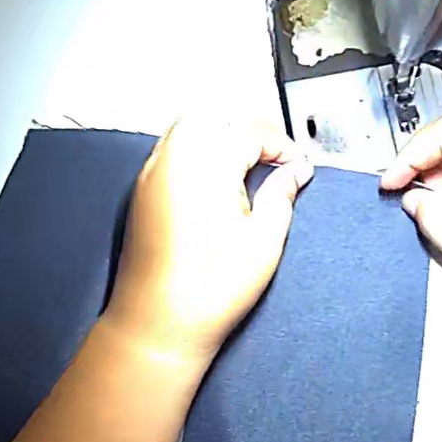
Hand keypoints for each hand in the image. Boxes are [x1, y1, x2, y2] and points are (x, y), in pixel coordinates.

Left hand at [104, 118, 313, 361]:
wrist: (159, 324)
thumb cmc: (209, 289)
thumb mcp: (265, 240)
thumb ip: (282, 195)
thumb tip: (295, 173)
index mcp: (207, 163)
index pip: (251, 130)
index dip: (282, 146)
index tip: (298, 166)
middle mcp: (173, 159)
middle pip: (217, 118)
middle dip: (251, 133)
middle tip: (276, 161)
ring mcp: (152, 174)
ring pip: (190, 129)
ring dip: (223, 138)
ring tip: (249, 171)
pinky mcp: (142, 192)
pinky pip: (172, 152)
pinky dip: (199, 154)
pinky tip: (217, 184)